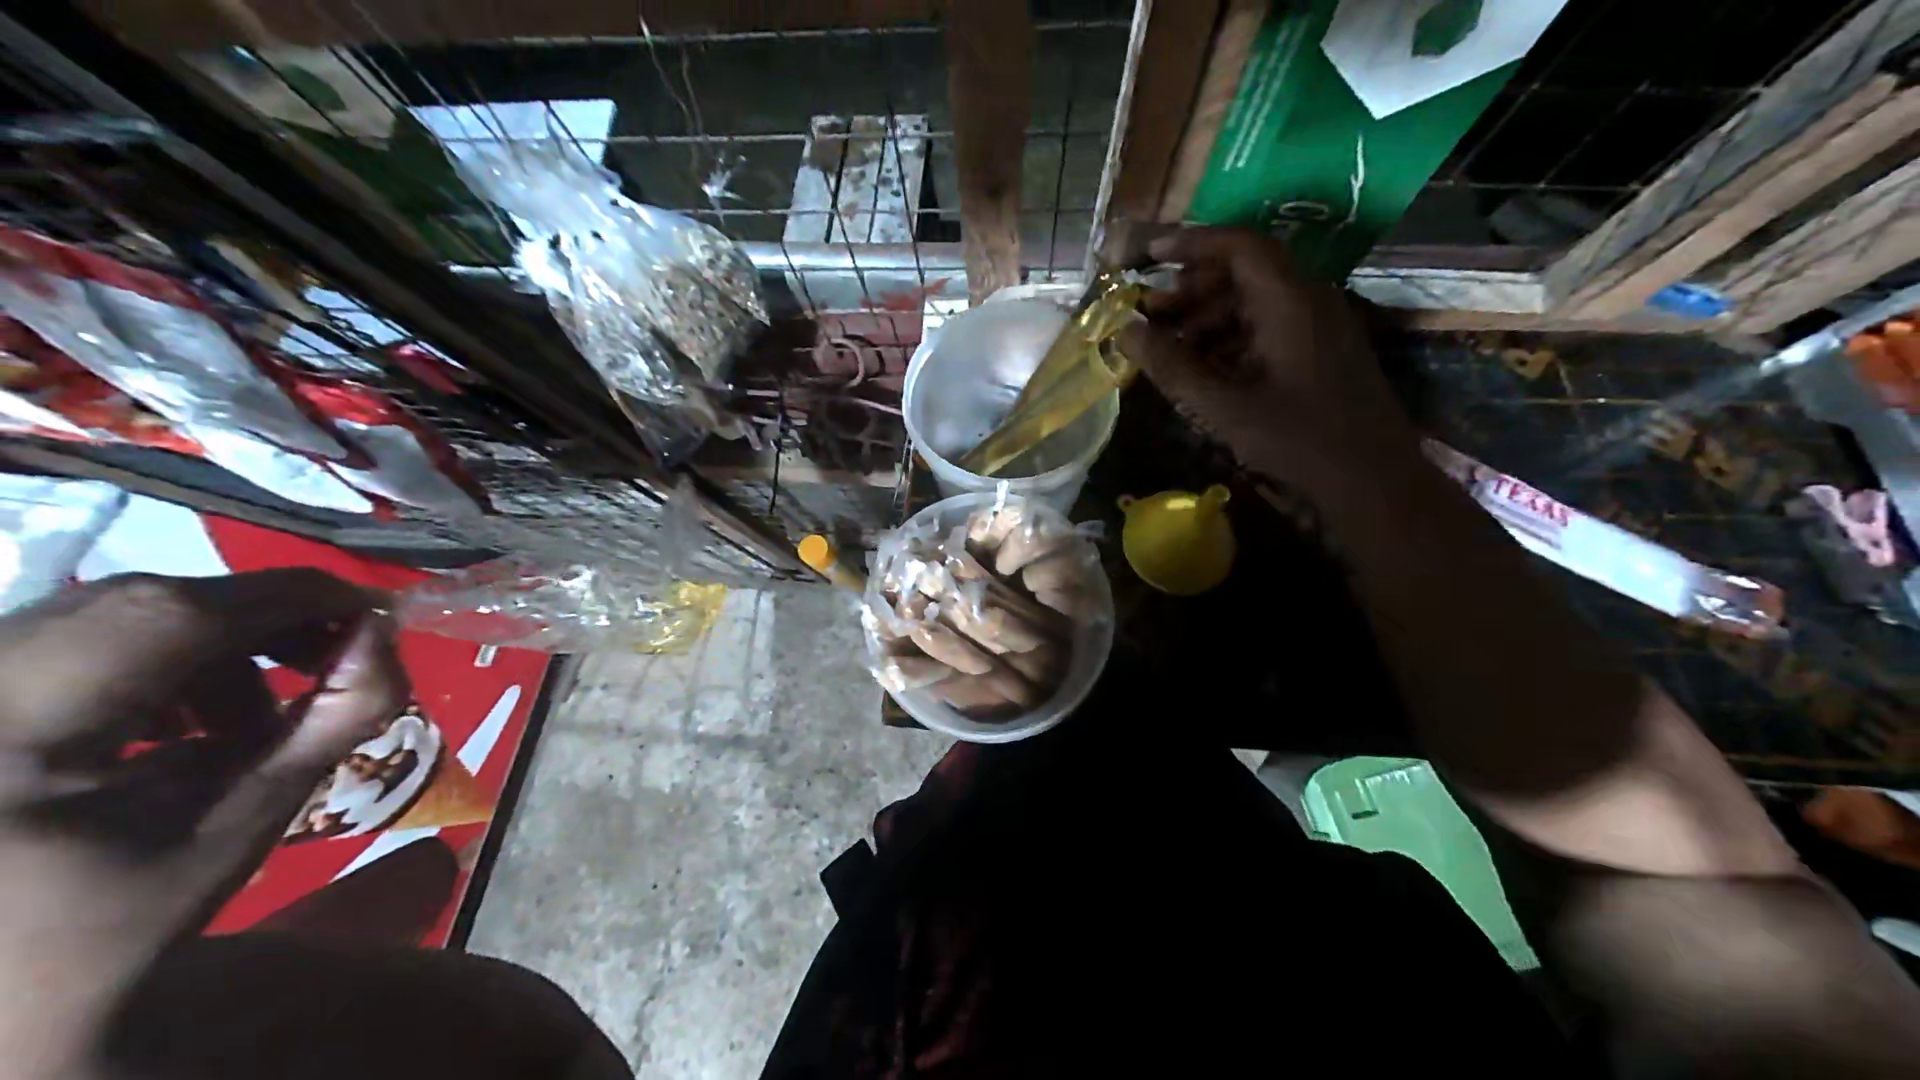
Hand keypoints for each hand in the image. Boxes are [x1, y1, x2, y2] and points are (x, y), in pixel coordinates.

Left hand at [0, 571, 408, 1078]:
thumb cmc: (122, 920)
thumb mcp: (249, 818)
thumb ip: (334, 719)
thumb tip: (384, 634)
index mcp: (16, 738)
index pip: (170, 617)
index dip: (288, 597)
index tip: (372, 612)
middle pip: (141, 604)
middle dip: (258, 620)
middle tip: (329, 659)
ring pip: (112, 616)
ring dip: (212, 648)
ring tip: (251, 715)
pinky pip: (73, 640)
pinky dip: (156, 664)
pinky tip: (179, 722)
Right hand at [1131, 227, 1418, 489]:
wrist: (1373, 479)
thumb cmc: (1298, 440)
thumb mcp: (1224, 407)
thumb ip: (1172, 367)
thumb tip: (1125, 331)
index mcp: (1291, 302)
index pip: (1240, 246)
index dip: (1191, 244)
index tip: (1149, 257)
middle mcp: (1309, 300)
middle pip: (1244, 272)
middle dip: (1192, 289)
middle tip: (1151, 315)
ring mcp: (1319, 326)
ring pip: (1254, 302)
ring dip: (1208, 316)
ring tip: (1171, 348)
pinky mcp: (1320, 351)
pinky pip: (1269, 327)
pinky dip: (1231, 337)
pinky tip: (1205, 369)